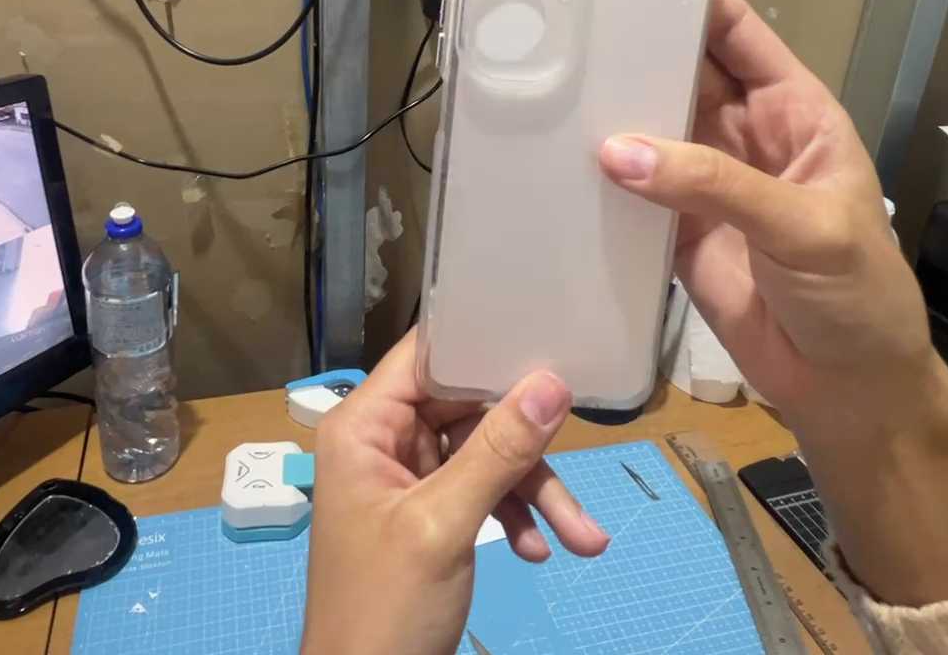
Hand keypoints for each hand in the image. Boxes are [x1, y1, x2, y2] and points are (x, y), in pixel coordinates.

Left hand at [301, 332, 610, 654]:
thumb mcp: (443, 525)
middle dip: (523, 442)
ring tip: (582, 536)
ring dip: (532, 491)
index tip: (538, 342)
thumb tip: (551, 382)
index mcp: (365, 423)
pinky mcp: (431, 509)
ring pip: (483, 452)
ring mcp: (410, 475)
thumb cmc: (386, 606)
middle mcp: (385, 437)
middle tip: (573, 449)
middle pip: (465, 407)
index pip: (425, 356)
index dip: (478, 345)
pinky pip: (482, 490)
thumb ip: (497, 452)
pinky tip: (539, 551)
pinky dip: (514, 516)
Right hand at [597, 0, 930, 423]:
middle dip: (636, 52)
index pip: (738, 36)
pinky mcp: (670, 225)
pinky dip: (598, 173)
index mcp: (792, 112)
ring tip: (549, 86)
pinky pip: (629, 187)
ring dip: (610, 110)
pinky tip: (557, 156)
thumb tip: (615, 151)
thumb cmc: (856, 295)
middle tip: (569, 34)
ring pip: (648, 126)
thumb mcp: (805, 226)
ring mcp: (701, 180)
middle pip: (681, 74)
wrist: (842, 385)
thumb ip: (716, 185)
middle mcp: (740, 135)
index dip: (693, 3)